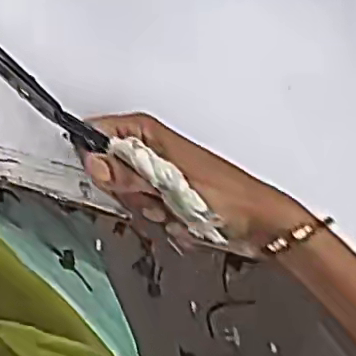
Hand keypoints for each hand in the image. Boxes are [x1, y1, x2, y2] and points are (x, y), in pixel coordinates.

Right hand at [82, 112, 313, 255]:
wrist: (262, 225)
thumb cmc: (228, 196)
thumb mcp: (171, 184)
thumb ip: (128, 173)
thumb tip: (94, 162)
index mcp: (143, 129)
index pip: (94, 132)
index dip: (94, 158)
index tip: (105, 178)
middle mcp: (145, 146)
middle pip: (105, 167)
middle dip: (124, 189)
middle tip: (149, 195)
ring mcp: (153, 170)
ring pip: (121, 191)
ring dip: (143, 207)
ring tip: (169, 209)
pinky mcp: (161, 192)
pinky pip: (140, 207)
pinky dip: (155, 218)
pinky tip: (176, 218)